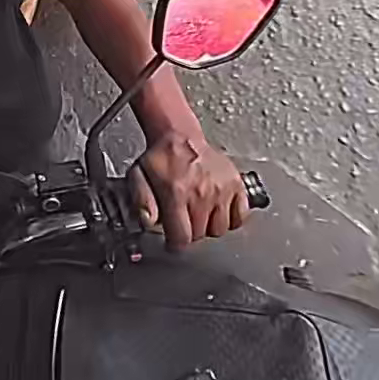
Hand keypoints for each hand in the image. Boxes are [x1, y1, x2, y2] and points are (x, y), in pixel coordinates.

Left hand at [129, 131, 246, 248]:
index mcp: (176, 193)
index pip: (182, 238)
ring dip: (209, 225)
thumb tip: (147, 222)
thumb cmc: (161, 158)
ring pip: (221, 229)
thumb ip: (141, 201)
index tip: (173, 241)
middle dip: (189, 231)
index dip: (175, 244)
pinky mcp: (236, 185)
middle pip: (200, 234)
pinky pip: (240, 216)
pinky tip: (217, 208)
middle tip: (182, 218)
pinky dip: (230, 217)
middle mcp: (201, 193)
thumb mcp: (138, 176)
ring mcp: (221, 189)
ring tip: (198, 211)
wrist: (179, 136)